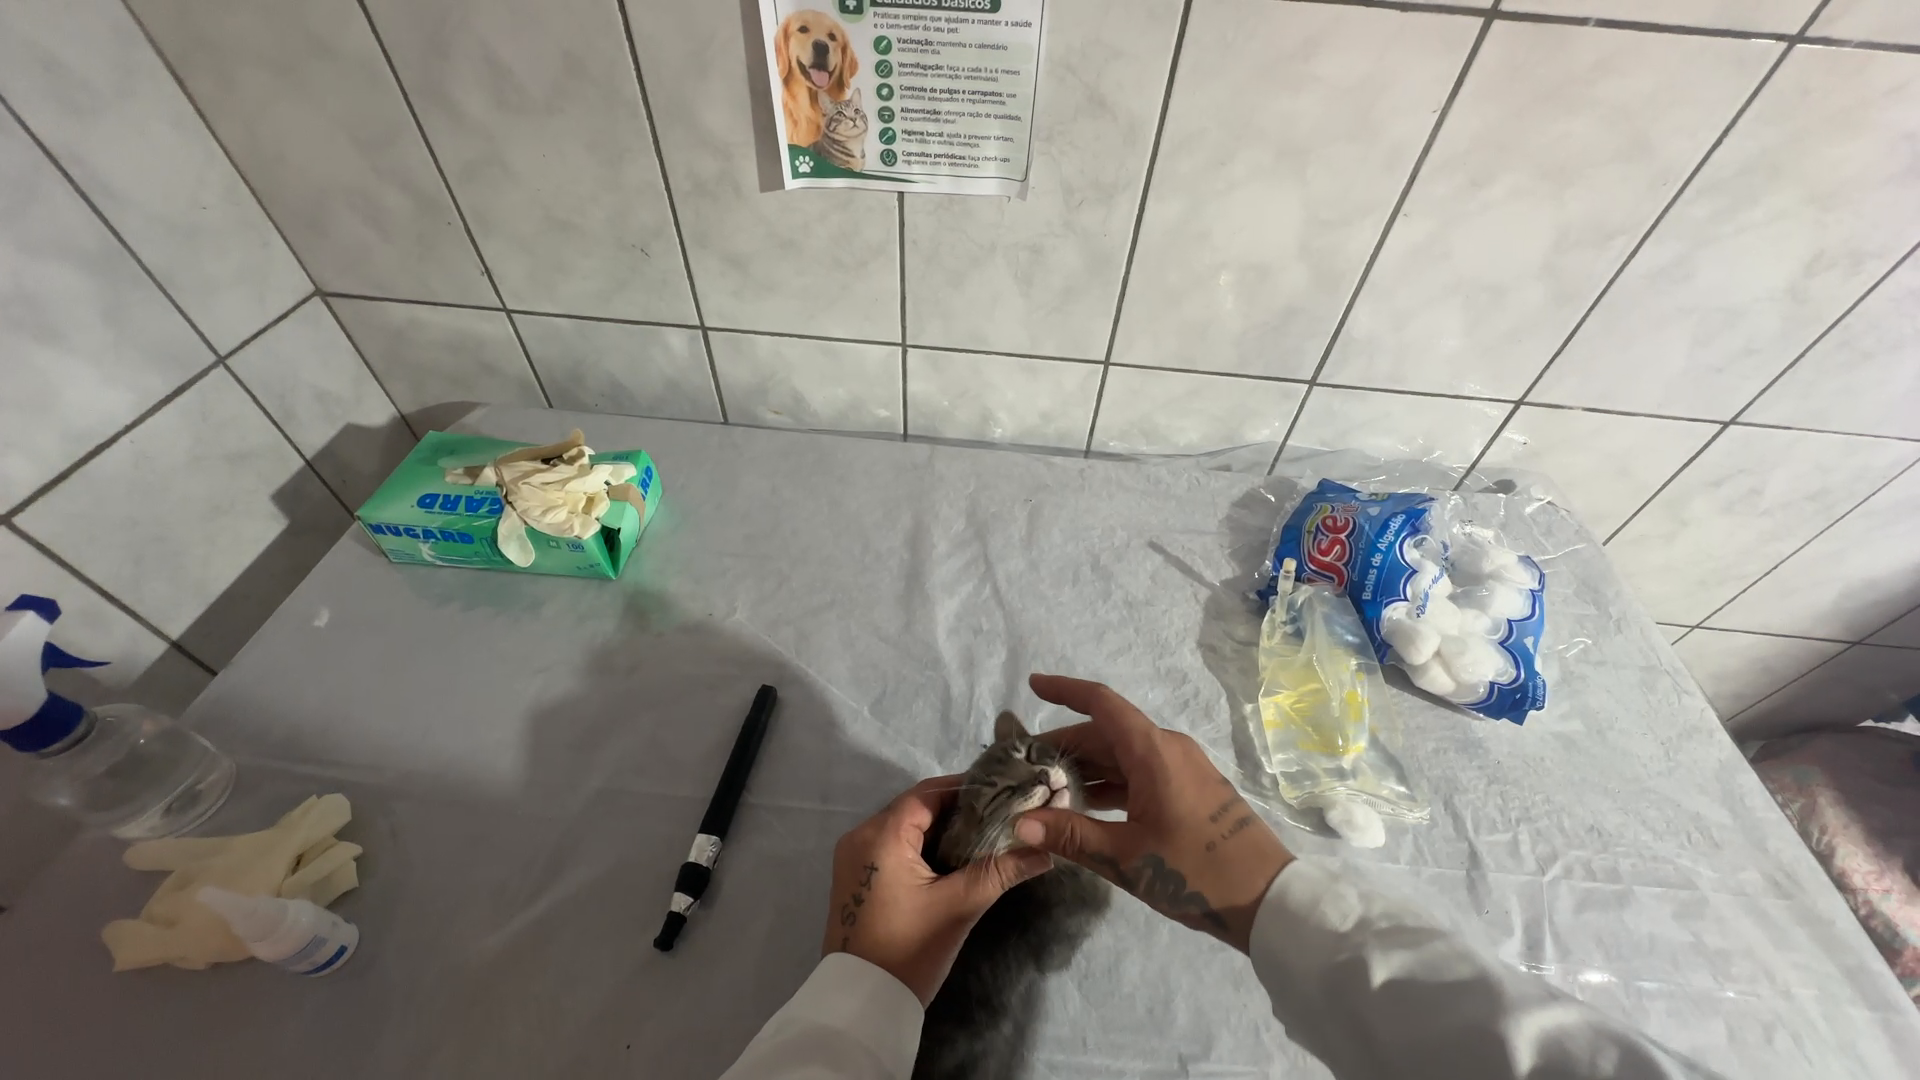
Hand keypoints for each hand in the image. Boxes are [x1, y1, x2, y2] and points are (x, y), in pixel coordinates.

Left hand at [823, 775, 1053, 1004]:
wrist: (861, 1005)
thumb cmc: (909, 950)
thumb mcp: (959, 907)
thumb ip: (1000, 872)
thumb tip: (1044, 852)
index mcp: (881, 835)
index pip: (928, 793)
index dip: (965, 789)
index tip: (1000, 793)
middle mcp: (861, 835)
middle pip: (915, 807)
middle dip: (956, 809)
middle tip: (997, 815)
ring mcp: (853, 856)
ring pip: (904, 826)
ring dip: (939, 828)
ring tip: (981, 834)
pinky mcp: (855, 875)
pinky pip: (892, 845)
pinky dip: (920, 845)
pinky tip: (951, 856)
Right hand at [1017, 674, 1293, 952]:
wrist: (1269, 901)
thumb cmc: (1195, 872)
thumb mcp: (1126, 857)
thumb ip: (1071, 835)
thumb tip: (1020, 824)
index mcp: (1153, 751)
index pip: (1101, 703)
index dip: (1064, 690)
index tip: (1032, 685)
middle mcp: (1167, 748)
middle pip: (1105, 732)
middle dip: (1065, 745)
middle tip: (1025, 765)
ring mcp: (1182, 768)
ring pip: (1122, 755)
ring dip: (1086, 768)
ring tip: (1046, 787)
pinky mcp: (1190, 790)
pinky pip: (1140, 772)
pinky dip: (1110, 783)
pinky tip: (1085, 805)